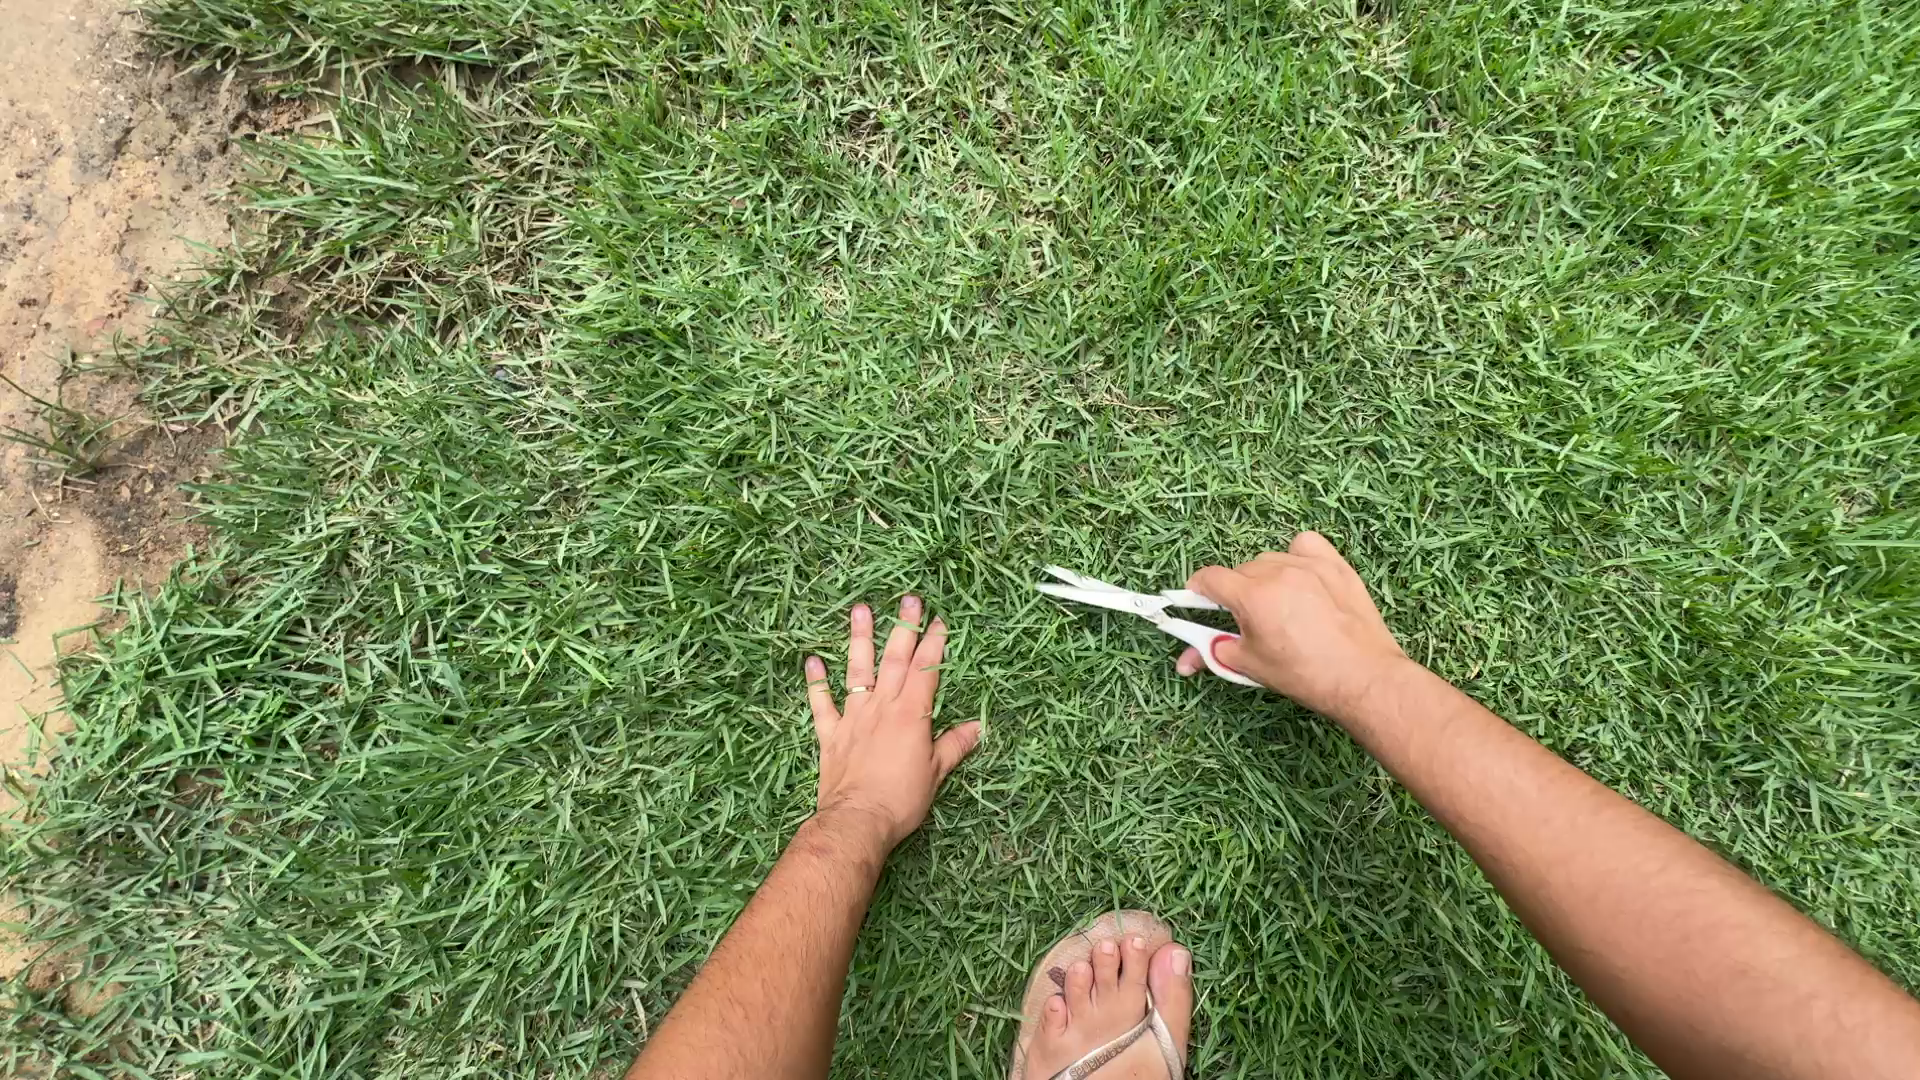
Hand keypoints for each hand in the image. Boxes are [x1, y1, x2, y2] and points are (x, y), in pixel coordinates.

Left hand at [804, 595, 982, 853]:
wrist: (856, 822)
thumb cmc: (902, 799)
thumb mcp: (936, 773)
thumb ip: (954, 745)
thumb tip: (978, 727)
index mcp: (911, 714)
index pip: (926, 670)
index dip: (934, 644)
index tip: (939, 620)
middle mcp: (882, 707)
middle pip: (894, 660)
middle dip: (904, 627)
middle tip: (908, 599)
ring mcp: (853, 717)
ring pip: (857, 671)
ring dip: (859, 639)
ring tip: (860, 610)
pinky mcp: (831, 734)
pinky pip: (821, 704)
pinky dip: (816, 684)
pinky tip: (812, 662)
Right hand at [1176, 531, 1415, 720]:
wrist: (1364, 679)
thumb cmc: (1304, 675)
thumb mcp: (1250, 665)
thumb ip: (1212, 653)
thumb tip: (1185, 662)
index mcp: (1253, 596)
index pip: (1210, 578)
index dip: (1197, 589)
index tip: (1198, 600)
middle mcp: (1278, 572)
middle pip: (1239, 571)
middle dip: (1234, 592)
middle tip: (1245, 619)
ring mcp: (1310, 566)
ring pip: (1269, 560)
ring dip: (1263, 577)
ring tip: (1276, 604)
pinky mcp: (1336, 566)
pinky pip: (1306, 545)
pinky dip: (1296, 556)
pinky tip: (1300, 577)